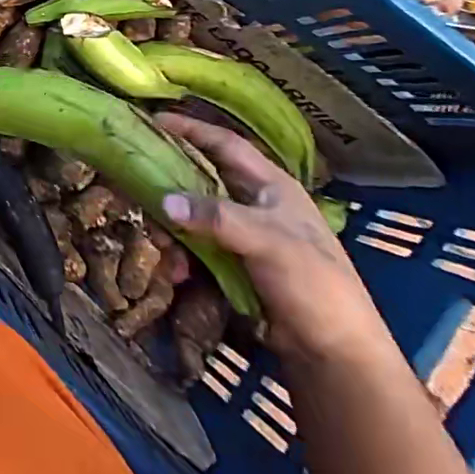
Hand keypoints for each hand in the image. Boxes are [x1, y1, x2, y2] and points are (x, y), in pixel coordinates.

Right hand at [154, 113, 392, 367]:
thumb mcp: (267, 243)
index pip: (227, 144)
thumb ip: (217, 217)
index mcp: (272, 186)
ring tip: (160, 245)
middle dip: (172, 182)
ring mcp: (246, 235)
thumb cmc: (314, 285)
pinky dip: (184, 256)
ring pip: (196, 216)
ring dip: (174, 228)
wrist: (336, 353)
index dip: (193, 130)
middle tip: (138, 182)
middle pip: (204, 178)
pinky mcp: (237, 265)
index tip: (156, 120)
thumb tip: (165, 200)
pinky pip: (198, 248)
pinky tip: (177, 273)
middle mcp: (256, 203)